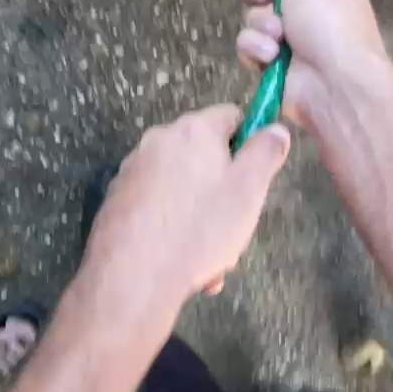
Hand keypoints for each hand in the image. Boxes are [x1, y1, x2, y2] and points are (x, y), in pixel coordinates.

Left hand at [78, 105, 290, 318]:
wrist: (133, 274)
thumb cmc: (201, 228)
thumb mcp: (249, 190)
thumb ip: (266, 153)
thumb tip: (275, 129)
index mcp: (193, 130)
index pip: (232, 117)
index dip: (250, 144)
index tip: (254, 178)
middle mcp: (158, 140)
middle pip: (205, 155)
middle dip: (223, 190)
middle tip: (234, 227)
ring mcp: (133, 170)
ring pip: (181, 187)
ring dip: (199, 216)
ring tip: (209, 260)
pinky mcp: (117, 200)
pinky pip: (158, 207)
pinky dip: (172, 227)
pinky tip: (181, 263)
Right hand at [236, 0, 390, 130]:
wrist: (333, 82)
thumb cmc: (329, 21)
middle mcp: (312, 6)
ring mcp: (293, 35)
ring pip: (256, 15)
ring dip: (261, 22)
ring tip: (276, 35)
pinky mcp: (273, 62)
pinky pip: (251, 44)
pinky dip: (256, 47)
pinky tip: (269, 55)